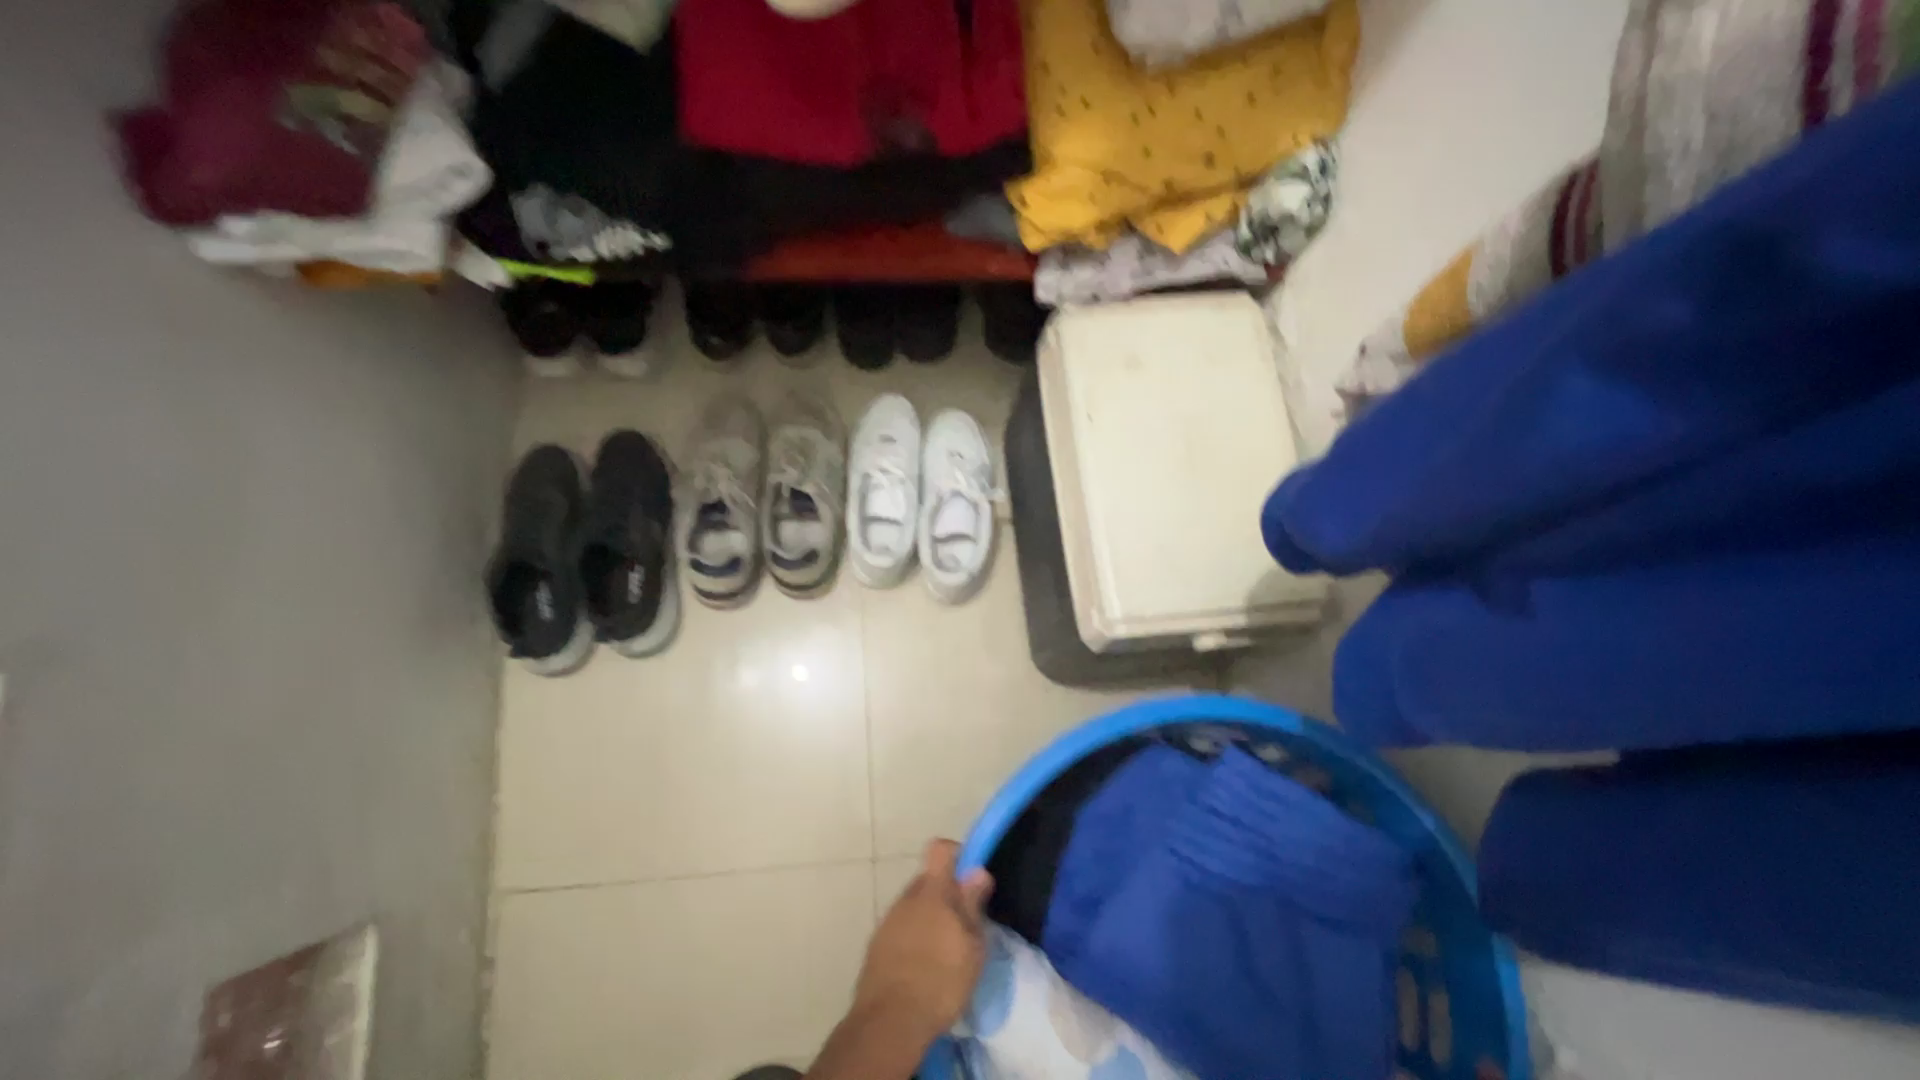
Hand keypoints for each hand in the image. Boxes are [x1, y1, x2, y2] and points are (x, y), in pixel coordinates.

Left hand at [852, 839, 994, 1044]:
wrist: (889, 1022)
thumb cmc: (941, 981)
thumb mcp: (971, 946)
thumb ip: (972, 904)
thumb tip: (977, 870)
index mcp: (932, 892)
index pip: (940, 849)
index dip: (958, 855)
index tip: (972, 878)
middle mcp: (906, 898)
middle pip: (928, 879)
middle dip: (946, 894)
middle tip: (965, 923)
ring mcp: (887, 921)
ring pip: (914, 905)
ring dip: (929, 917)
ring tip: (946, 950)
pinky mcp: (876, 945)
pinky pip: (901, 928)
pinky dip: (914, 937)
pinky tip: (924, 965)